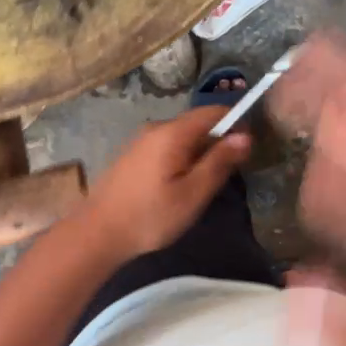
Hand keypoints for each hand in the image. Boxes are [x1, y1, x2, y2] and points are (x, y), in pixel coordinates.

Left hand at [80, 106, 251, 258]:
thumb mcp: (192, 193)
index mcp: (173, 132)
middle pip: (197, 124)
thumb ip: (219, 162)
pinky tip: (180, 187)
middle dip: (218, 142)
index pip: (213, 111)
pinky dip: (182, 159)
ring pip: (182, 138)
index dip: (236, 123)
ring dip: (199, 154)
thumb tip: (245, 136)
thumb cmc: (150, 216)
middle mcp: (156, 128)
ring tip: (205, 186)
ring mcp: (141, 141)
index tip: (249, 148)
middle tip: (229, 175)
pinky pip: (167, 147)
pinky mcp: (133, 156)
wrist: (96, 234)